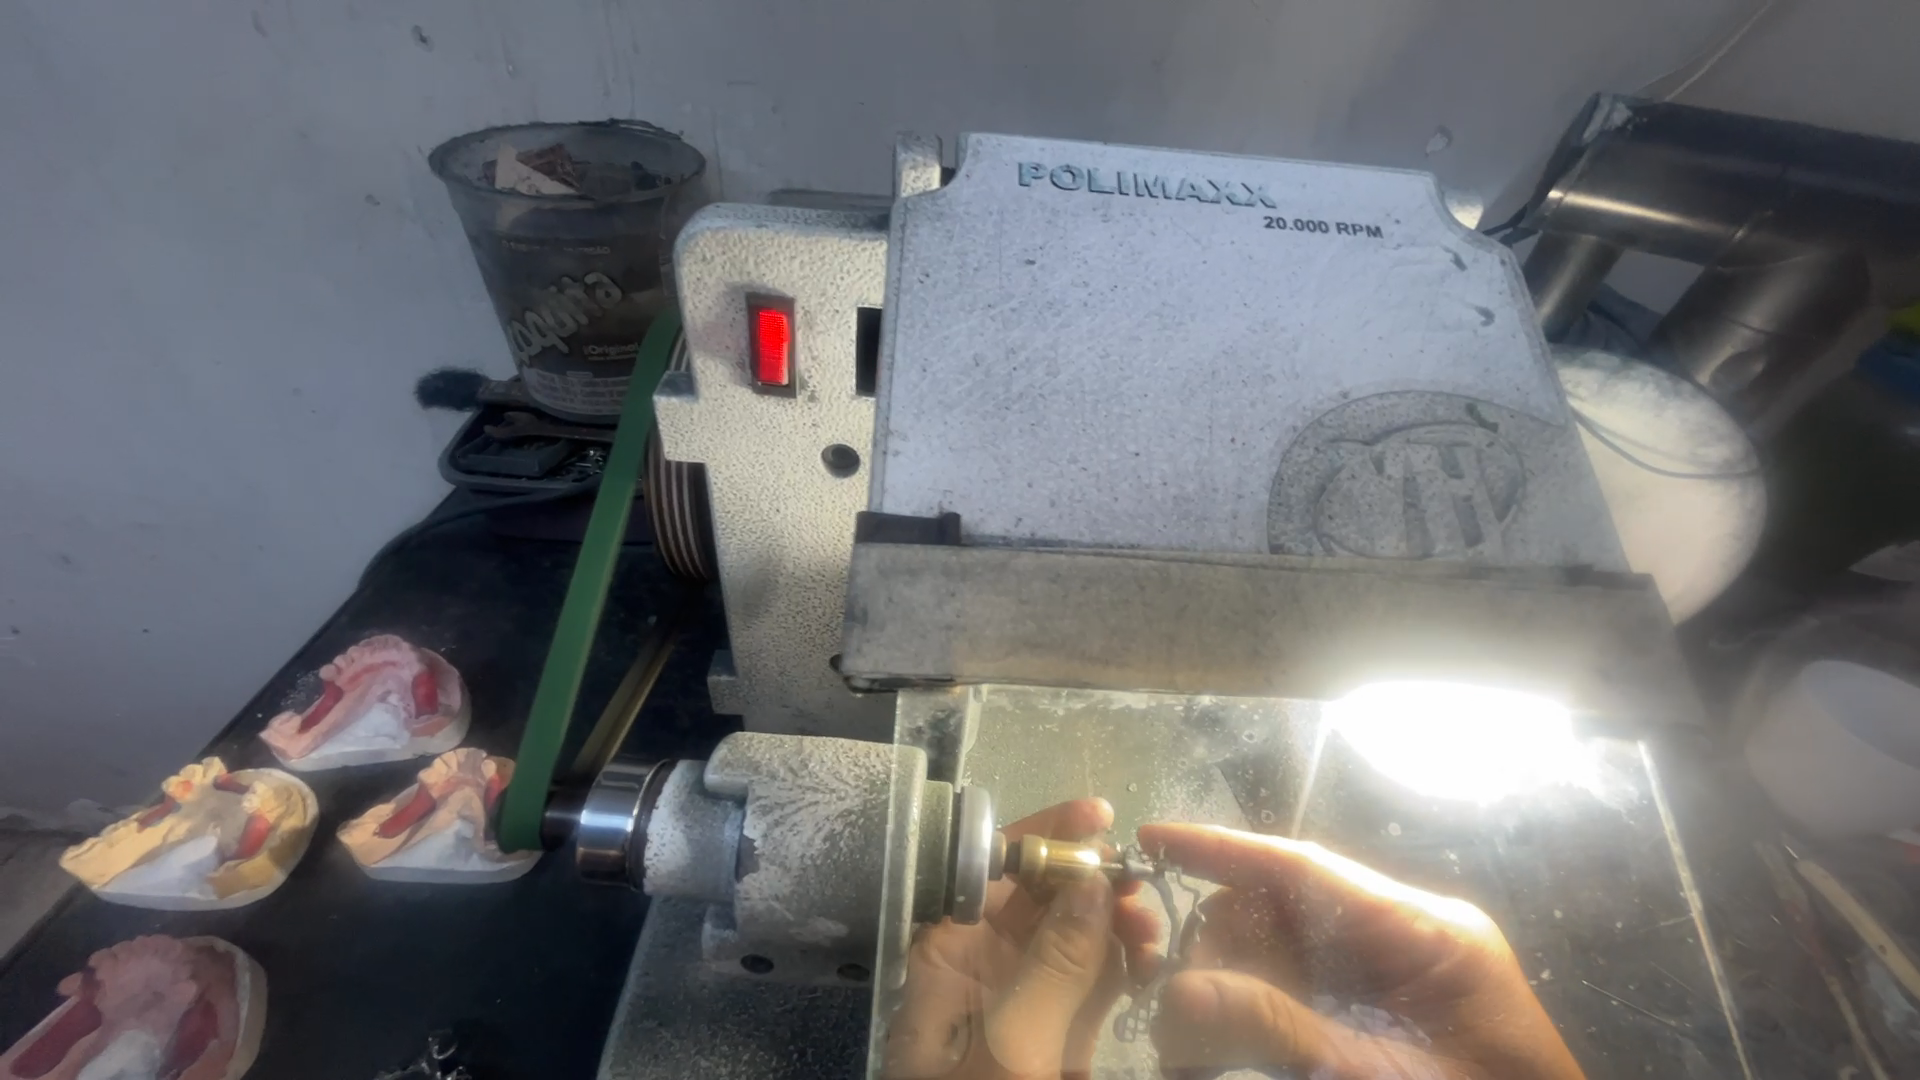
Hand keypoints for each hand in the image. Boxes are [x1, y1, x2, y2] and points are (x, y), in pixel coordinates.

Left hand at [883, 798, 1158, 1078]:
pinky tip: (1153, 960)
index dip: (1041, 834)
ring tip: (1152, 925)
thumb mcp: (1009, 1050)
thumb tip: (1089, 880)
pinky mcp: (1060, 1038)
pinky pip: (1093, 982)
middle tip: (1139, 880)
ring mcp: (1024, 1001)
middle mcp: (982, 965)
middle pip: (1038, 896)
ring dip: (1113, 919)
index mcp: (946, 954)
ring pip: (1073, 936)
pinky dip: (1123, 964)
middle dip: (1088, 877)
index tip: (1098, 815)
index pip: (989, 868)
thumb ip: (1051, 965)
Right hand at [1142, 824, 1585, 1079]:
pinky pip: (1288, 987)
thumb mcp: (1379, 1078)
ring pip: (1273, 949)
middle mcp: (1399, 934)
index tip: (1152, 836)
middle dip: (1217, 949)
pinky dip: (1248, 1011)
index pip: (1305, 865)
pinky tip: (1216, 1039)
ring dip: (1224, 985)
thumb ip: (1280, 1030)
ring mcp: (1382, 971)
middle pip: (1278, 910)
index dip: (1221, 847)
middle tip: (1173, 1008)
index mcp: (1425, 930)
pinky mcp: (1368, 1007)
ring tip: (1186, 1039)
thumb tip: (1175, 994)